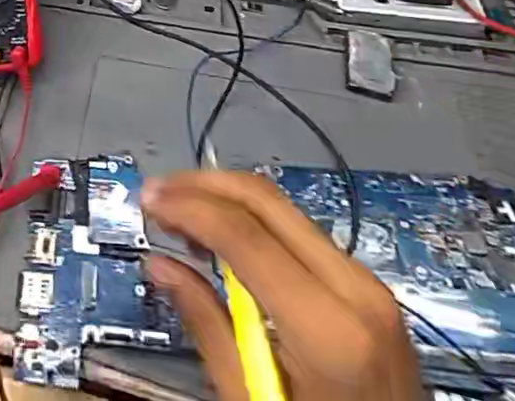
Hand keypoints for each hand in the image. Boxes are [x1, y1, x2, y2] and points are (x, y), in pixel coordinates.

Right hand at [142, 171, 423, 400]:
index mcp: (328, 328)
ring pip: (282, 208)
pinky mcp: (366, 283)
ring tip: (177, 211)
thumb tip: (160, 264)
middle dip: (203, 186)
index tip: (148, 199)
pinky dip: (252, 221)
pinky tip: (219, 235)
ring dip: (225, 198)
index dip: (189, 207)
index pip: (246, 236)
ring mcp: (366, 280)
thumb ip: (208, 327)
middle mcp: (354, 285)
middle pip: (266, 201)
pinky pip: (297, 232)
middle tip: (156, 192)